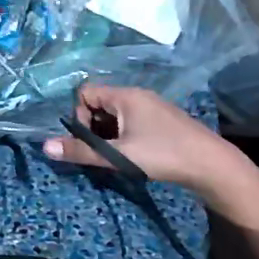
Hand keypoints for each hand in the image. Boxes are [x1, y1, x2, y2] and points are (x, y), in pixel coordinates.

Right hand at [42, 84, 245, 195]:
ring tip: (116, 155)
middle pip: (99, 103)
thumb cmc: (163, 155)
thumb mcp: (118, 155)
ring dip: (108, 133)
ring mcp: (152, 108)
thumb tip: (45, 146)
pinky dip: (124, 136)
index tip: (88, 138)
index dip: (79, 114)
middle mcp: (137, 96)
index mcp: (125, 96)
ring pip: (115, 115)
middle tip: (101, 150)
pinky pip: (130, 121)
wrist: (212, 166)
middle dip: (93, 127)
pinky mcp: (162, 121)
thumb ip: (81, 151)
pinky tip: (133, 155)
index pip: (85, 92)